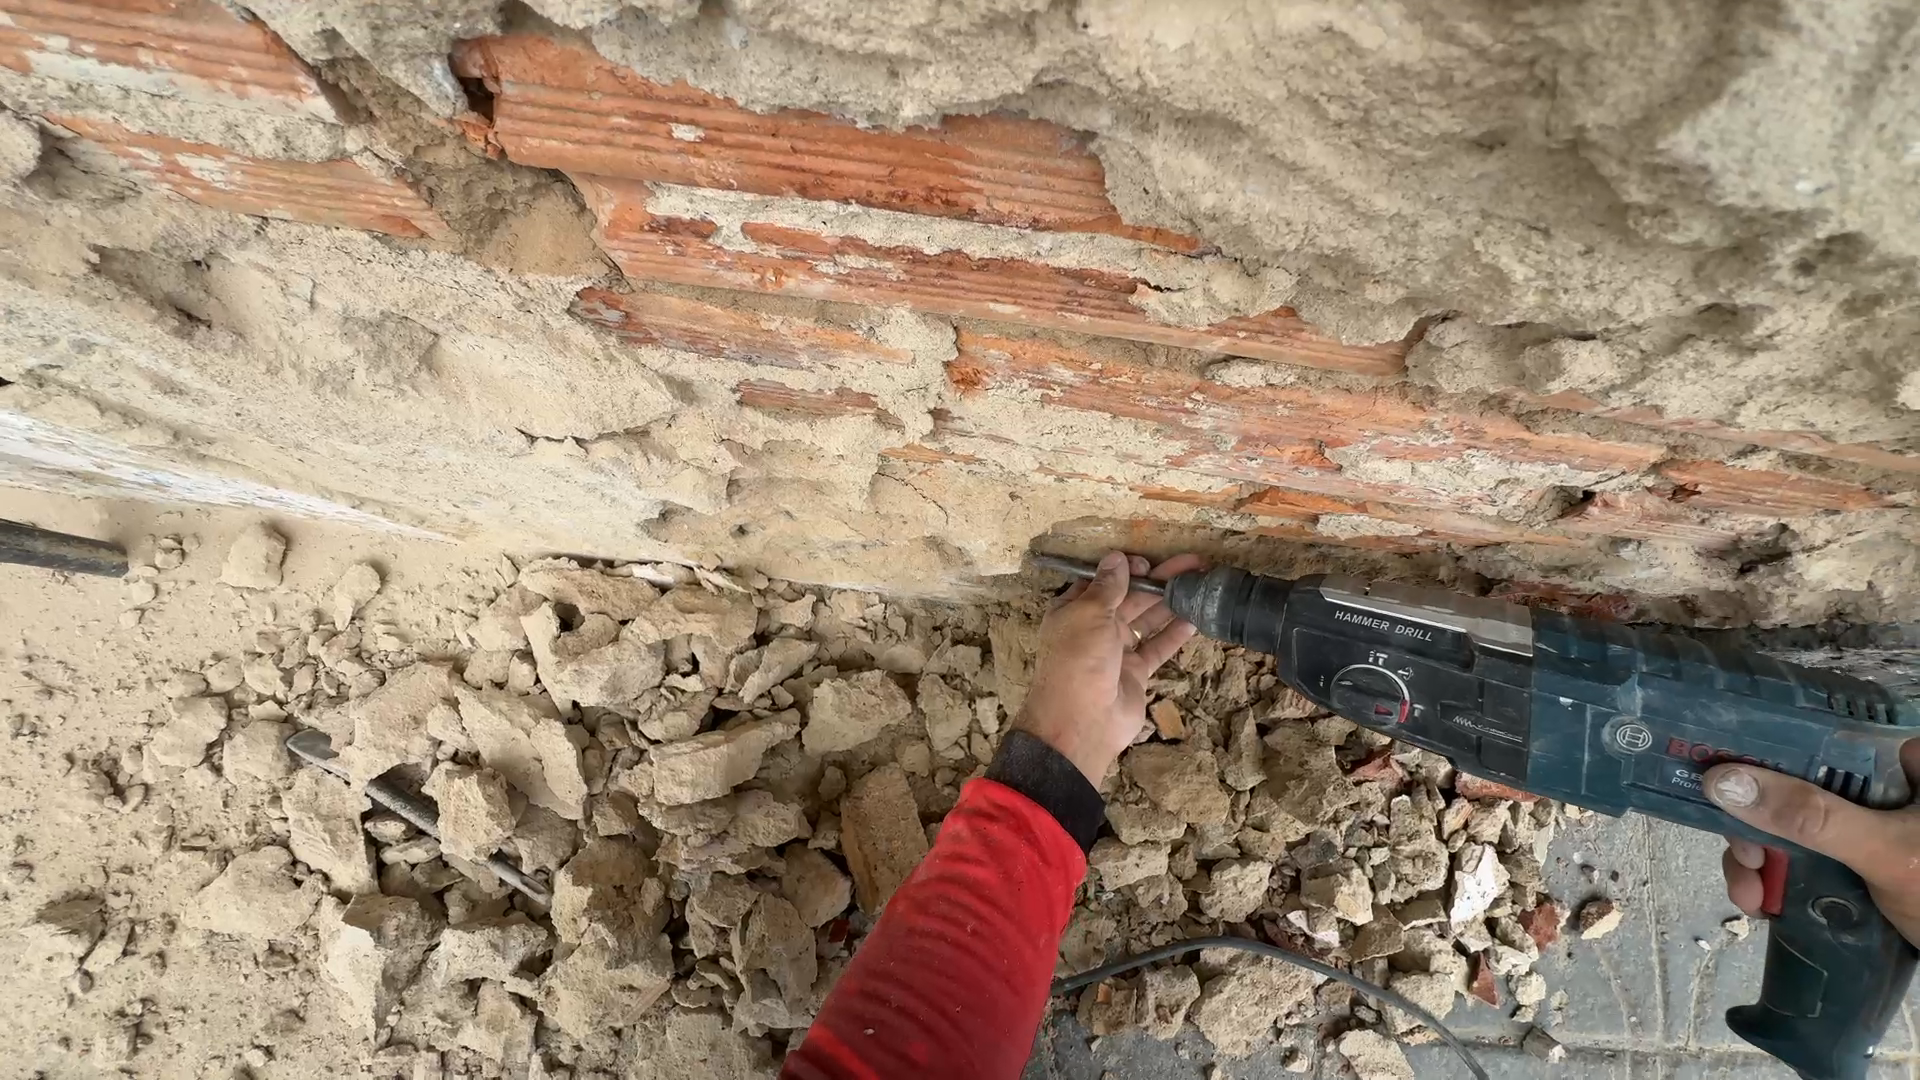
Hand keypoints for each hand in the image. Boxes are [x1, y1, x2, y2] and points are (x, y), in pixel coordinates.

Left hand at [1014, 551, 1202, 785]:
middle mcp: (1094, 628)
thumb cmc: (1078, 659)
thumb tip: (1116, 557)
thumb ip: (1108, 587)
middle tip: (1192, 564)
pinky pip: (1157, 647)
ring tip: (1200, 585)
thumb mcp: (1089, 614)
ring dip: (1171, 603)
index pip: (1102, 582)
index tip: (1147, 563)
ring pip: (1147, 620)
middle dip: (1158, 581)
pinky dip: (1174, 634)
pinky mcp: (1135, 672)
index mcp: (1074, 610)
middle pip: (1130, 598)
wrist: (1081, 722)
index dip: (1125, 570)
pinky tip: (1195, 618)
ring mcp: (1115, 651)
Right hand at [1707, 740, 1919, 945]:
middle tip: (1742, 856)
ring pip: (1787, 824)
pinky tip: (1763, 900)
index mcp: (1910, 767)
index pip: (1816, 739)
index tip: (1715, 773)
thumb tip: (1718, 779)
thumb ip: (1811, 816)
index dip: (1758, 751)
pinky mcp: (1863, 863)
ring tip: (1749, 893)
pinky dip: (1774, 878)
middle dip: (1752, 825)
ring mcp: (1874, 829)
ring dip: (1756, 860)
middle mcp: (1889, 791)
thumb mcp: (1893, 856)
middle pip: (1789, 786)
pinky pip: (1799, 855)